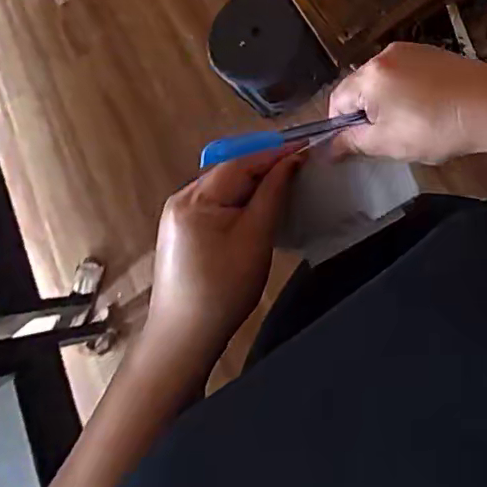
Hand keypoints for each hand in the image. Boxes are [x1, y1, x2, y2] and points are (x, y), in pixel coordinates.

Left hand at [145, 147, 302, 347]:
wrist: (183, 339)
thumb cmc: (223, 287)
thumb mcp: (256, 234)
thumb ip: (274, 191)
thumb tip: (291, 160)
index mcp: (195, 198)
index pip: (243, 162)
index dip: (277, 152)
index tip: (307, 146)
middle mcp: (182, 199)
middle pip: (232, 170)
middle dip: (266, 164)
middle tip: (301, 162)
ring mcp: (178, 216)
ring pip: (226, 185)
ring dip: (255, 181)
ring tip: (286, 180)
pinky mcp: (183, 231)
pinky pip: (218, 201)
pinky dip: (242, 196)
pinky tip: (260, 204)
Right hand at [327, 42, 486, 162]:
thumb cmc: (439, 127)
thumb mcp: (390, 144)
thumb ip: (353, 143)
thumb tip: (328, 147)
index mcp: (370, 74)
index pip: (337, 101)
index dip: (341, 128)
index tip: (358, 147)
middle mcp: (387, 54)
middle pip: (361, 88)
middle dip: (369, 115)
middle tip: (391, 140)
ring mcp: (413, 50)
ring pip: (385, 82)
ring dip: (390, 104)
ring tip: (415, 126)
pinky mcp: (434, 53)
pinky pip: (408, 74)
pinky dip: (411, 93)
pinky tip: (431, 110)